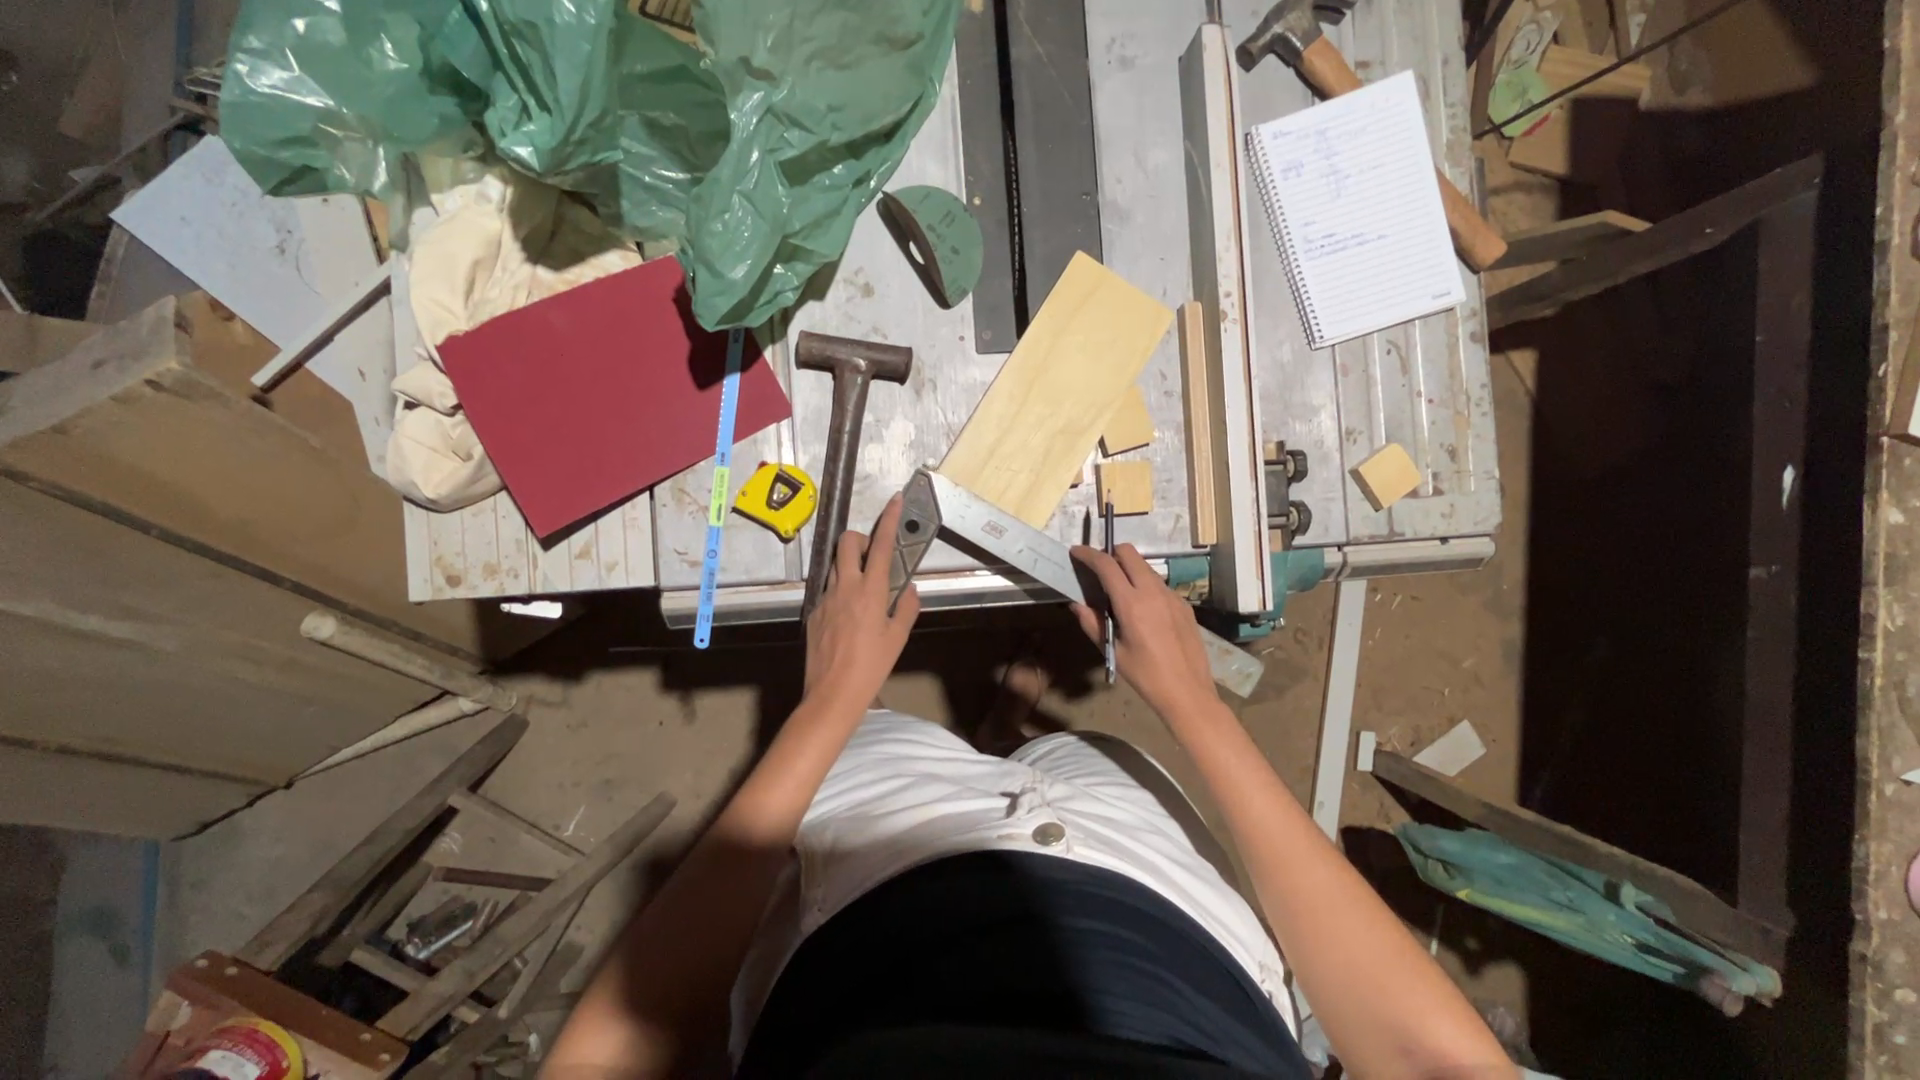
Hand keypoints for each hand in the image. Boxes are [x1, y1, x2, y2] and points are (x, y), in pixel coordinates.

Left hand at [803, 494, 921, 711]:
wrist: (832, 693)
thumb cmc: (871, 666)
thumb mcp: (897, 638)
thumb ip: (906, 608)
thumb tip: (909, 589)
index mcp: (870, 590)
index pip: (880, 545)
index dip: (888, 519)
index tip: (894, 500)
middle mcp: (844, 587)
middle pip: (847, 543)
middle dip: (860, 537)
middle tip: (873, 553)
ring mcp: (825, 598)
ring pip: (835, 565)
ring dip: (850, 565)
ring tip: (864, 589)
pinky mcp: (813, 612)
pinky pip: (828, 590)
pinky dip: (840, 591)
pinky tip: (849, 617)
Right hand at [1069, 543, 1219, 718]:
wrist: (1188, 691)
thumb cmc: (1146, 675)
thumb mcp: (1113, 652)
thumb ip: (1092, 624)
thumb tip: (1077, 605)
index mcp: (1132, 604)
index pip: (1106, 565)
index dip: (1088, 554)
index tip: (1076, 552)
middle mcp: (1153, 592)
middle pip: (1129, 553)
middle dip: (1110, 554)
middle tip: (1098, 569)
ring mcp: (1171, 596)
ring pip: (1146, 567)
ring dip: (1128, 569)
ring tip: (1118, 591)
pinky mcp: (1183, 604)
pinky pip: (1159, 584)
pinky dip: (1145, 585)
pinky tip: (1142, 609)